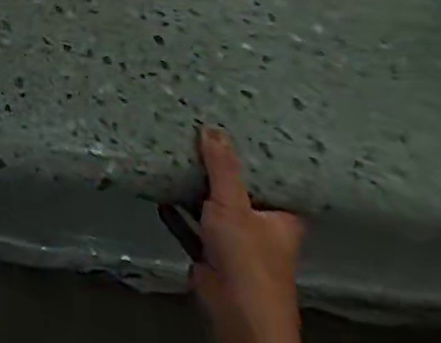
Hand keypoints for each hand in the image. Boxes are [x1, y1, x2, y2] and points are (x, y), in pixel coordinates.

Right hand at [192, 126, 303, 342]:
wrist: (235, 311)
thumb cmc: (249, 259)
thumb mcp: (235, 204)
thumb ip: (223, 168)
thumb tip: (213, 128)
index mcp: (281, 219)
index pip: (275, 182)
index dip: (260, 160)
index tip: (241, 132)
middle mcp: (260, 228)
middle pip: (238, 191)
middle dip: (218, 170)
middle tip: (198, 136)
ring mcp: (233, 241)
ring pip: (211, 207)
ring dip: (193, 188)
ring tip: (173, 155)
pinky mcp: (208, 252)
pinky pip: (188, 223)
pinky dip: (174, 208)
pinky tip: (159, 189)